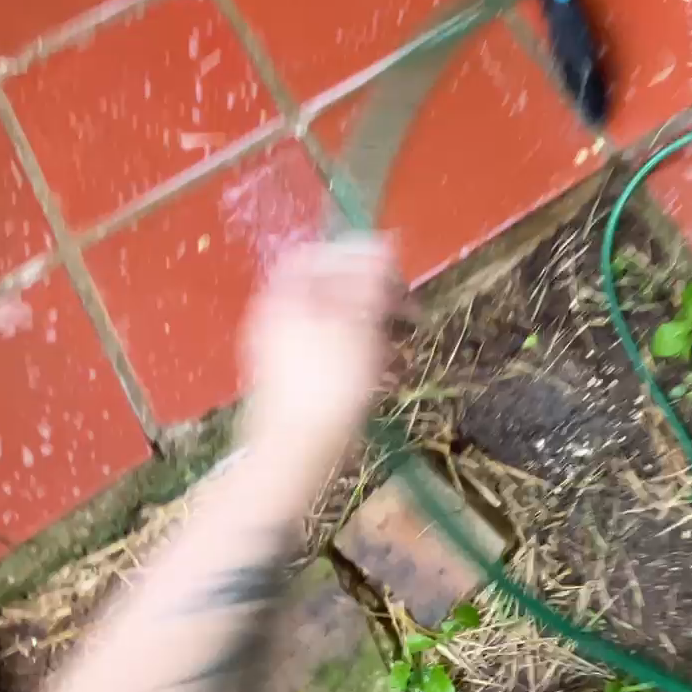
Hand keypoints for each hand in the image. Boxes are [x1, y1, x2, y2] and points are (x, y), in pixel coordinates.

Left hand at [237, 236, 398, 475]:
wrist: (298, 448)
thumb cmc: (330, 381)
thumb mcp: (358, 321)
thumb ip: (370, 279)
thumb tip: (383, 244)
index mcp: (287, 298)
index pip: (316, 255)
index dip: (356, 254)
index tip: (392, 269)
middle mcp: (281, 315)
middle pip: (332, 285)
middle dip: (376, 292)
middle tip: (409, 307)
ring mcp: (288, 345)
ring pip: (340, 316)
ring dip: (378, 322)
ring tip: (405, 340)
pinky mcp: (300, 372)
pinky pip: (337, 344)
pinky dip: (366, 347)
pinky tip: (389, 367)